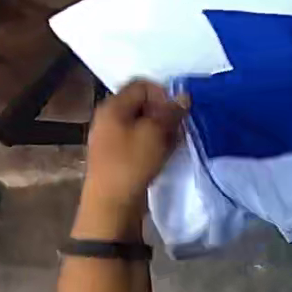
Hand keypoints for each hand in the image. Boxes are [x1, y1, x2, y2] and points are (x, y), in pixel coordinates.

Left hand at [74, 80, 188, 238]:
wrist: (111, 207)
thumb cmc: (131, 165)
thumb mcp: (154, 134)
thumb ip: (170, 112)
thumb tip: (183, 96)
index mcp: (112, 106)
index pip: (142, 85)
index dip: (162, 94)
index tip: (177, 113)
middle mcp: (108, 118)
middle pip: (142, 104)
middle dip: (164, 113)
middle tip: (178, 128)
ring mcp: (111, 138)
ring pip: (142, 124)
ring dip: (161, 130)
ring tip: (174, 143)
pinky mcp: (117, 156)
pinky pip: (139, 140)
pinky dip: (154, 143)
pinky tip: (165, 154)